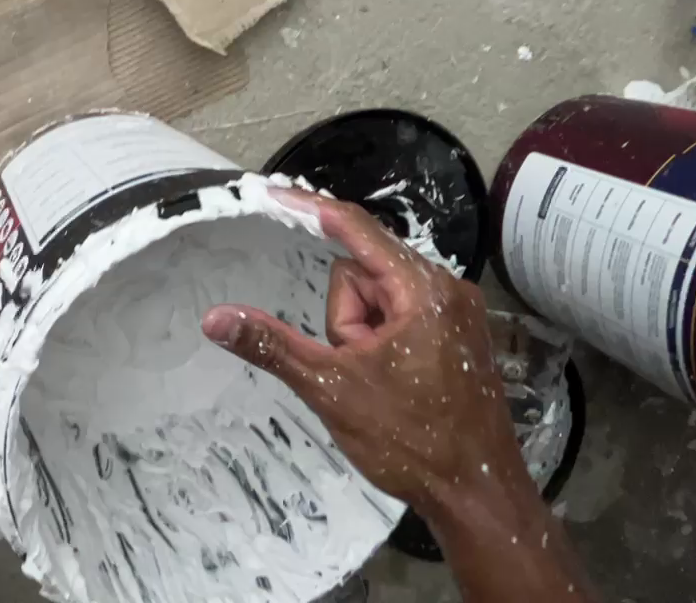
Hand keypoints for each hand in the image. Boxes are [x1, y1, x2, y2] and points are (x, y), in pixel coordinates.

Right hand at [201, 187, 525, 515]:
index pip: (354, 227)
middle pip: (361, 272)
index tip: (271, 192)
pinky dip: (379, 335)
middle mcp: (444, 287)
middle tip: (357, 365)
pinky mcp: (455, 331)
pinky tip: (390, 376)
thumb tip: (213, 318)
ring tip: (377, 379)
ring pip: (376, 295)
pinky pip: (397, 311)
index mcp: (421, 290)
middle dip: (346, 318)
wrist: (481, 503)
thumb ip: (271, 345)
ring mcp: (453, 310)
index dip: (308, 207)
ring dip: (361, 332)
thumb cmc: (412, 442)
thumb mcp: (331, 388)